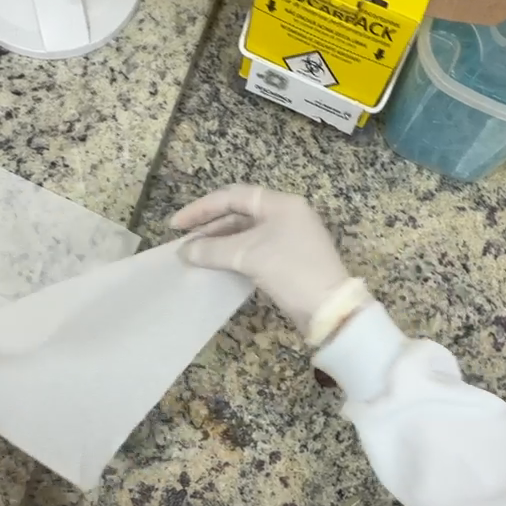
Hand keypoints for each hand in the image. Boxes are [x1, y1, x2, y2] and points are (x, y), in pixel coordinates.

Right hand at [171, 184, 368, 343]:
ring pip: (245, 234)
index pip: (233, 196)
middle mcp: (285, 215)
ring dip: (219, 243)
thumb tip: (184, 252)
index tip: (176, 225)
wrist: (329, 309)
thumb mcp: (249, 257)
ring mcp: (288, 238)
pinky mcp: (288, 261)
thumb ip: (213, 251)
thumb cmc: (292, 272)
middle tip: (183, 243)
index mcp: (280, 204)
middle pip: (239, 214)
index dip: (201, 208)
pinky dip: (233, 256)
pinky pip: (253, 251)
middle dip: (209, 227)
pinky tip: (216, 266)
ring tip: (195, 256)